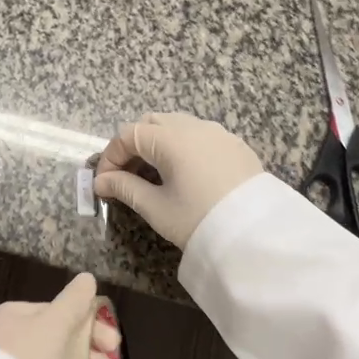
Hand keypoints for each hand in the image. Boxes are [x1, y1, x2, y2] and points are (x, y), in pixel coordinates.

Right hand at [93, 112, 263, 248]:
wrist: (258, 234)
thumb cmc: (199, 220)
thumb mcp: (156, 208)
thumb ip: (125, 188)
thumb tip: (101, 181)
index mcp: (170, 137)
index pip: (127, 135)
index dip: (110, 157)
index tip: (103, 183)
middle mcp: (192, 125)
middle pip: (151, 123)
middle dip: (132, 146)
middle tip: (126, 176)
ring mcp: (217, 132)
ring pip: (176, 126)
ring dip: (157, 144)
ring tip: (153, 175)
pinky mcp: (234, 144)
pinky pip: (199, 135)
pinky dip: (182, 147)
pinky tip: (184, 174)